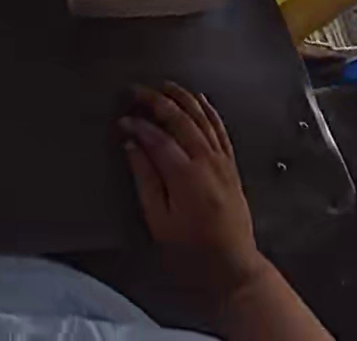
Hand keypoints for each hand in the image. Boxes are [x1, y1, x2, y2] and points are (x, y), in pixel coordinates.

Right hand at [120, 83, 268, 296]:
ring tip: (164, 86)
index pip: (156, 138)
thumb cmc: (192, 253)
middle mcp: (206, 161)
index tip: (122, 121)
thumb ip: (145, 180)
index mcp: (185, 176)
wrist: (234, 269)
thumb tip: (132, 146)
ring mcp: (221, 159)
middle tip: (137, 92)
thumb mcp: (159, 222)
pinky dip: (208, 109)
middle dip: (155, 100)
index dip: (137, 125)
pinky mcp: (231, 163)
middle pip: (179, 118)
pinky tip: (199, 98)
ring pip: (201, 116)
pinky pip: (220, 127)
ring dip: (181, 97)